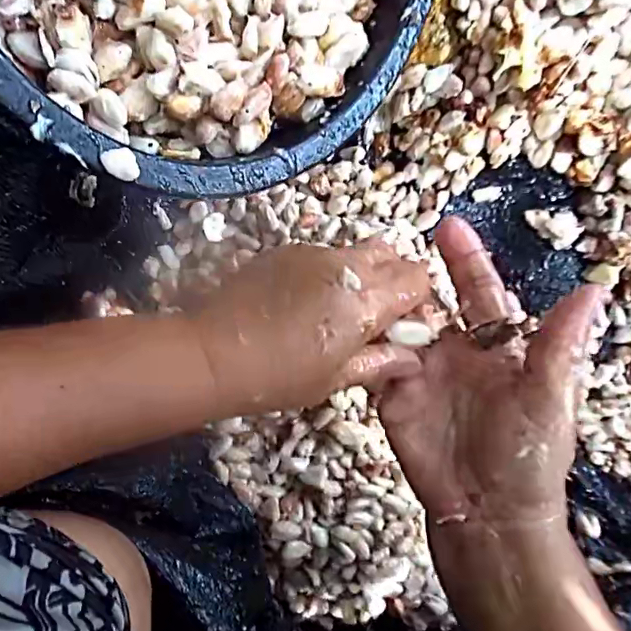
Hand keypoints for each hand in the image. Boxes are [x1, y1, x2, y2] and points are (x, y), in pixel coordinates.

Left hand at [191, 243, 430, 413]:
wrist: (213, 353)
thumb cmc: (276, 377)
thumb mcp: (333, 380)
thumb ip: (378, 362)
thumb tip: (412, 358)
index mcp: (365, 302)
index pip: (417, 279)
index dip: (417, 300)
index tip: (402, 323)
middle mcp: (345, 266)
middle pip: (392, 256)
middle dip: (394, 279)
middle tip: (373, 313)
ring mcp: (312, 253)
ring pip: (356, 251)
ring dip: (360, 273)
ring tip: (337, 307)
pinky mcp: (285, 250)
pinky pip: (322, 253)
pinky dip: (328, 271)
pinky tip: (306, 299)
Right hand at [377, 219, 606, 534]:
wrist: (486, 509)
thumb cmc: (527, 456)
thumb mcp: (549, 398)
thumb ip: (559, 345)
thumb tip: (593, 287)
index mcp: (498, 349)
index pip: (479, 293)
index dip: (466, 260)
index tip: (448, 226)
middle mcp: (456, 354)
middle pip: (430, 304)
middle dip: (413, 278)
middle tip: (389, 257)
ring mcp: (421, 374)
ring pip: (398, 329)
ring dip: (384, 308)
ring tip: (365, 289)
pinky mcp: (392, 398)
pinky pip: (375, 364)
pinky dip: (365, 347)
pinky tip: (353, 331)